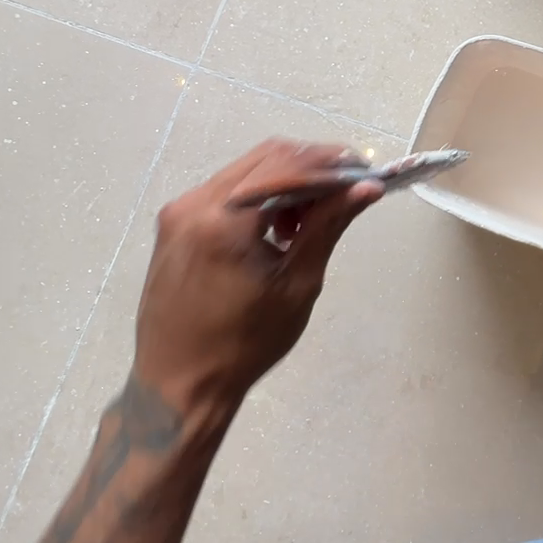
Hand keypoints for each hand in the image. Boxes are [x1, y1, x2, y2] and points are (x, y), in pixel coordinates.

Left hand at [132, 139, 382, 414]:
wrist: (178, 385)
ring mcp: (179, 211)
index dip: (333, 165)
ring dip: (289, 181)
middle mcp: (194, 203)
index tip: (367, 174)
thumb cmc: (246, 342)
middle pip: (268, 158)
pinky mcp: (175, 223)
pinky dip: (263, 196)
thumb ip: (329, 224)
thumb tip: (367, 187)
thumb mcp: (298, 282)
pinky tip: (279, 228)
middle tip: (348, 190)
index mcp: (223, 220)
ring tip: (312, 220)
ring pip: (249, 170)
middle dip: (314, 168)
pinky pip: (229, 190)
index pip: (288, 166)